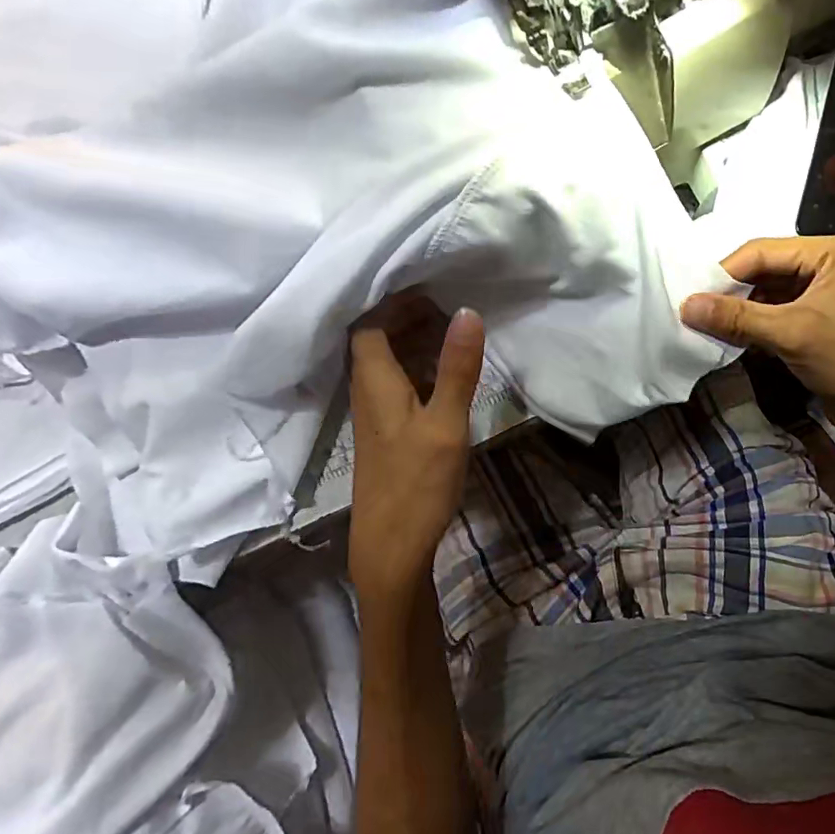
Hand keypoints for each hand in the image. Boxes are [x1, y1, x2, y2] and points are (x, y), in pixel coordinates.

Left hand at [347, 298, 485, 605]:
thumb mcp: (446, 423)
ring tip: (452, 331)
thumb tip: (467, 311)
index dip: (394, 300)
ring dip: (414, 342)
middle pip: (376, 338)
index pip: (370, 323)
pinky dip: (418, 368)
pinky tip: (445, 375)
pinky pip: (397, 383)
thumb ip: (457, 368)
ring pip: (388, 362)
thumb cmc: (417, 484)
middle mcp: (367, 391)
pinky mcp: (387, 432)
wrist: (391, 548)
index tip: (430, 285)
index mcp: (374, 381)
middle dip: (408, 316)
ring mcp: (375, 413)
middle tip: (449, 304)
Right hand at [680, 236, 834, 435]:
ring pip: (769, 292)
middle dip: (732, 293)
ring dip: (740, 311)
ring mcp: (827, 292)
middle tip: (695, 312)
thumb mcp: (792, 334)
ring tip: (706, 325)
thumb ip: (736, 318)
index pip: (764, 251)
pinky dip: (754, 324)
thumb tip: (685, 306)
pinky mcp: (820, 319)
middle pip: (765, 269)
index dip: (725, 273)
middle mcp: (831, 264)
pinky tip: (730, 337)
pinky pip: (778, 312)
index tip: (690, 296)